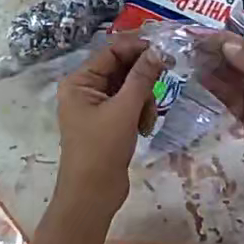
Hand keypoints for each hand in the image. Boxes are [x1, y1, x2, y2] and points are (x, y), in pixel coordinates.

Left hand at [54, 36, 161, 220]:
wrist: (92, 194)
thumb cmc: (102, 148)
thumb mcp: (124, 110)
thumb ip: (142, 79)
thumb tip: (157, 51)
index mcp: (78, 81)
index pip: (109, 53)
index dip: (136, 49)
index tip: (164, 52)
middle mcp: (83, 89)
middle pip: (120, 70)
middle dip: (141, 82)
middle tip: (161, 87)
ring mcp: (95, 106)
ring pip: (127, 88)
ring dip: (142, 101)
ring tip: (144, 121)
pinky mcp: (107, 122)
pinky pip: (127, 105)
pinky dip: (139, 113)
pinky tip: (143, 129)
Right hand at [200, 35, 243, 204]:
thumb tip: (225, 44)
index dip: (228, 41)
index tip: (198, 35)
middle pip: (240, 63)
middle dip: (215, 55)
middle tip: (184, 48)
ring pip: (231, 82)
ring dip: (211, 72)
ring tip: (183, 62)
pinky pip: (229, 104)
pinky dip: (213, 94)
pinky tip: (195, 84)